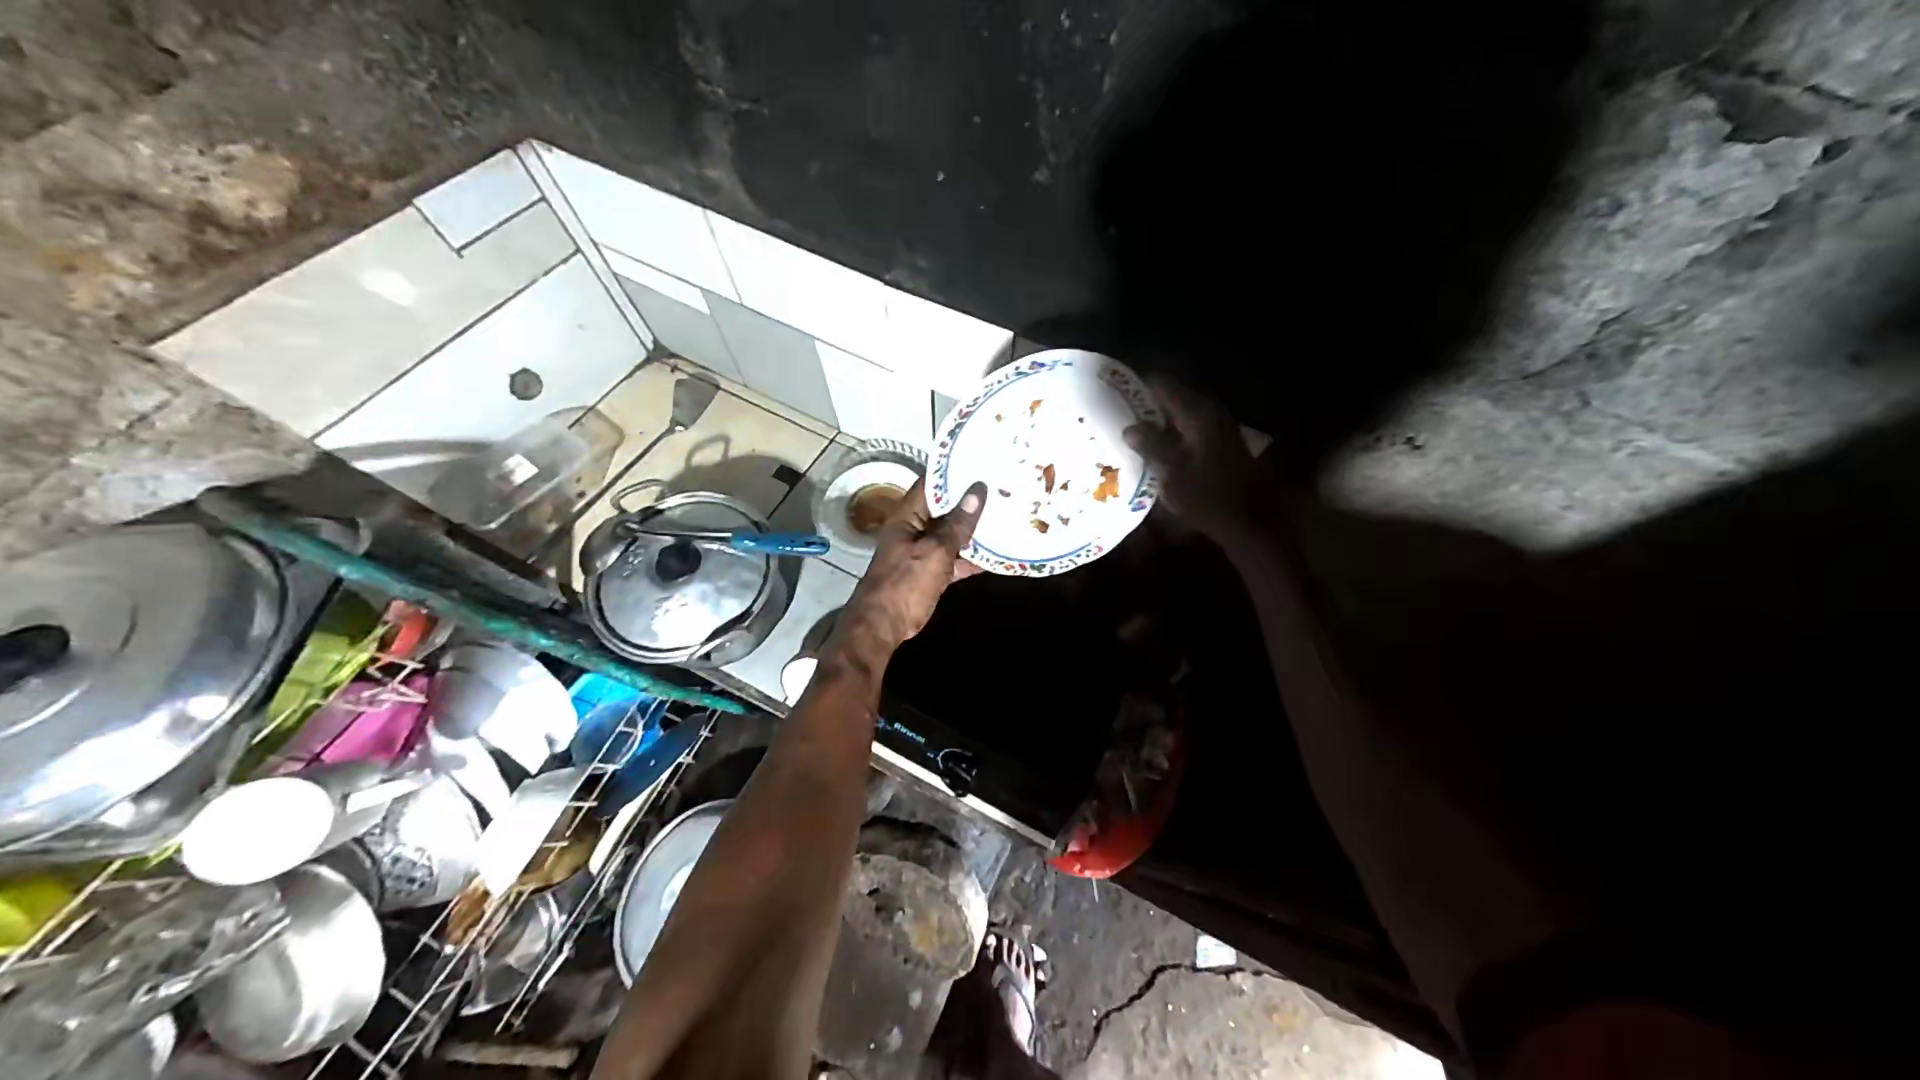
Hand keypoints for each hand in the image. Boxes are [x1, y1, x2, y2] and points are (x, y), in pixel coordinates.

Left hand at [836, 478, 987, 652]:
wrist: (883, 626)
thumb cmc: (905, 583)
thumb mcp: (935, 551)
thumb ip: (957, 525)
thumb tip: (977, 492)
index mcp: (907, 517)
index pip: (929, 485)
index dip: (951, 473)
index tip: (979, 463)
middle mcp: (913, 530)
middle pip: (943, 509)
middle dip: (968, 501)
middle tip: (1000, 487)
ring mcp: (921, 552)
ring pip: (950, 535)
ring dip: (973, 530)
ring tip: (1003, 515)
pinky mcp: (929, 573)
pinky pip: (953, 560)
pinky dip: (971, 559)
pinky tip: (996, 555)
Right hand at [1125, 376, 1269, 539]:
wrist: (1251, 519)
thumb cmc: (1208, 495)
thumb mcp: (1170, 471)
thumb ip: (1149, 445)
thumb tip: (1129, 428)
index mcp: (1196, 413)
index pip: (1162, 384)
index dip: (1136, 387)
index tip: (1114, 397)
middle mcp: (1210, 412)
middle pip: (1172, 398)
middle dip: (1145, 408)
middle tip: (1119, 421)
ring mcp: (1219, 427)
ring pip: (1181, 415)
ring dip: (1159, 424)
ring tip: (1134, 439)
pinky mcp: (1222, 443)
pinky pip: (1190, 429)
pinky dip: (1173, 436)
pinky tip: (1157, 453)